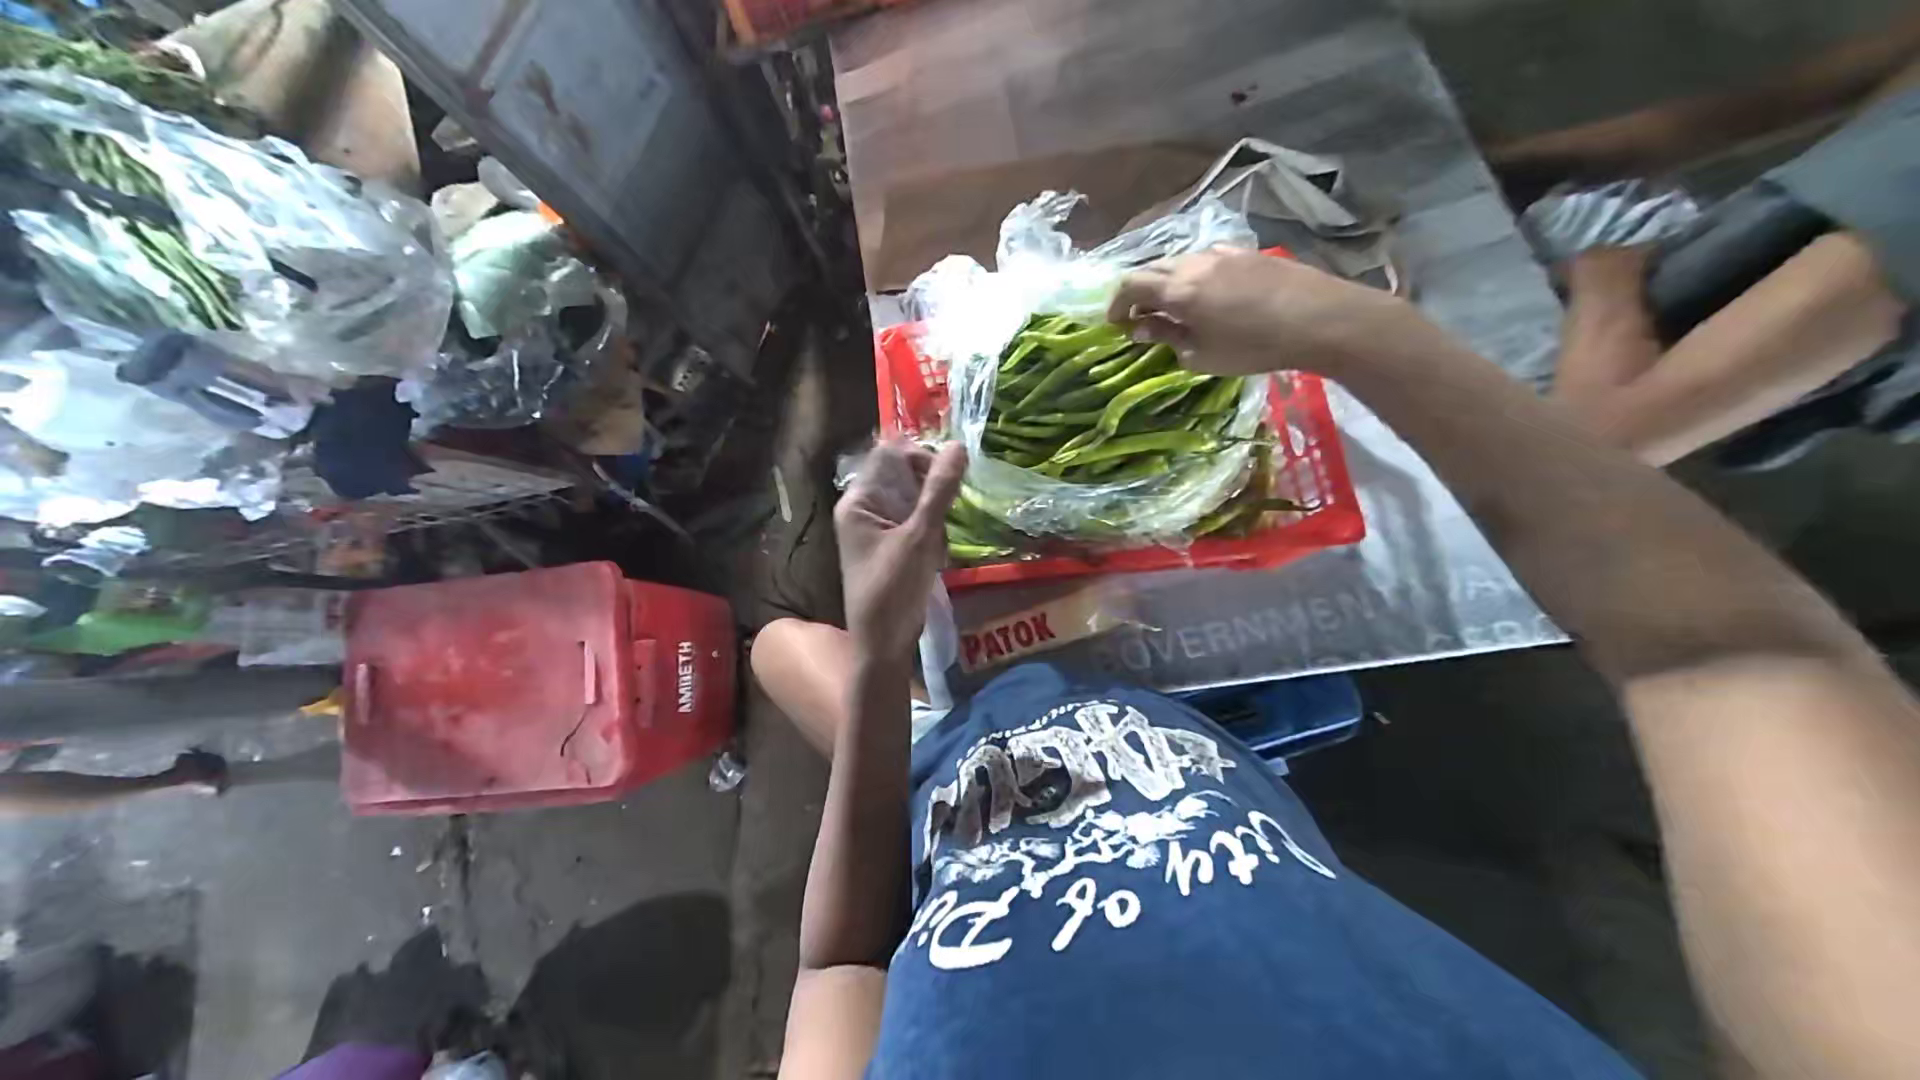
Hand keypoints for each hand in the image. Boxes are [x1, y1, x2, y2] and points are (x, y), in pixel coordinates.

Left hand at [834, 439, 967, 661]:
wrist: (883, 645)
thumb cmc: (894, 590)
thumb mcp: (919, 538)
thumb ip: (939, 490)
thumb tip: (958, 446)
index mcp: (858, 501)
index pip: (890, 455)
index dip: (921, 458)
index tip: (949, 477)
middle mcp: (863, 509)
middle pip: (903, 477)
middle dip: (931, 491)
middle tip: (946, 515)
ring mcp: (877, 529)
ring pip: (914, 501)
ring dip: (934, 515)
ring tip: (937, 543)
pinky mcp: (891, 546)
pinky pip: (915, 522)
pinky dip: (931, 532)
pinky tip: (936, 555)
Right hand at [1107, 247, 1430, 376]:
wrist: (1320, 319)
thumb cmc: (1253, 346)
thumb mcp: (1201, 354)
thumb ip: (1167, 337)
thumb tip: (1141, 328)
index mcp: (1177, 289)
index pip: (1130, 285)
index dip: (1116, 303)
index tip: (1116, 324)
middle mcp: (1194, 263)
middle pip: (1151, 267)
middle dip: (1138, 291)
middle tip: (1140, 316)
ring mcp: (1222, 253)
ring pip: (1179, 261)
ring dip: (1166, 281)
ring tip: (1172, 306)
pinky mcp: (1247, 253)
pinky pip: (1206, 259)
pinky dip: (1192, 275)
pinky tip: (1206, 294)